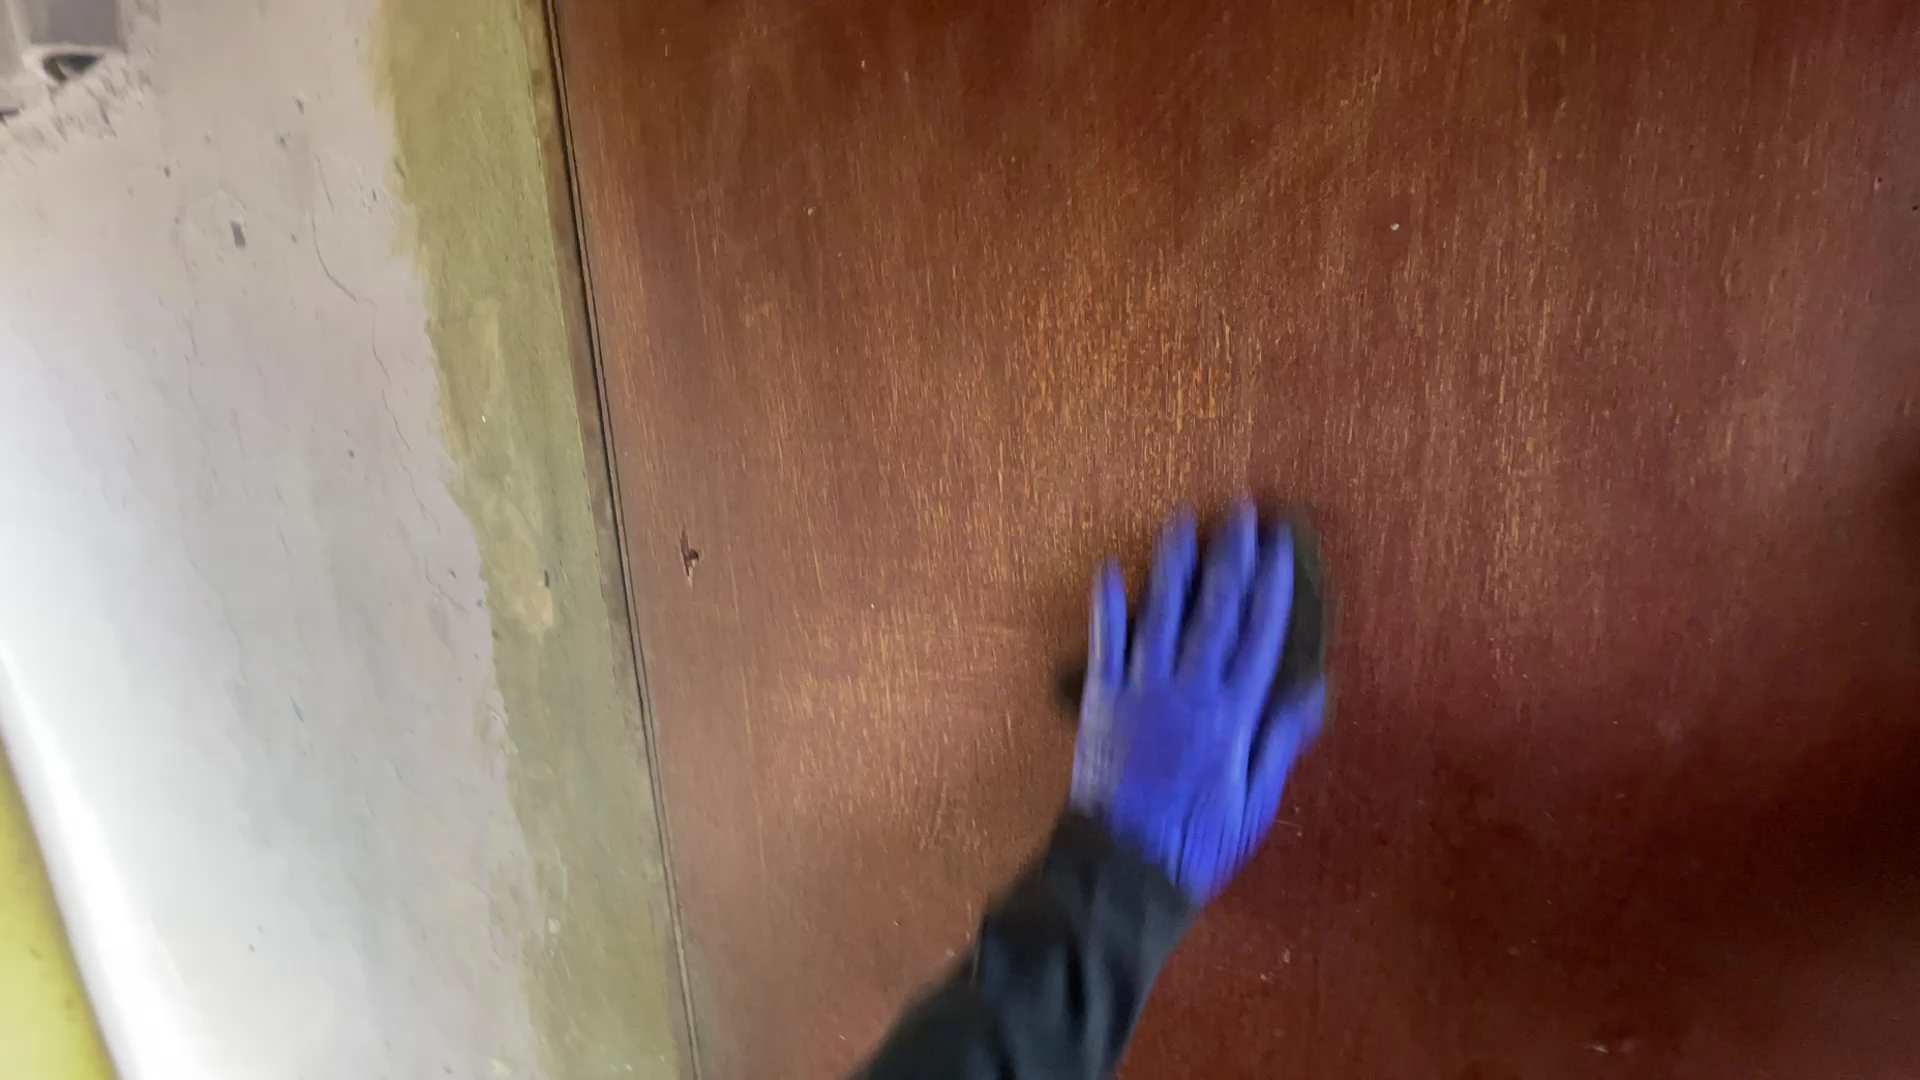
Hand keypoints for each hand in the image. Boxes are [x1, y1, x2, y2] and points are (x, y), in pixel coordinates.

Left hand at [1069, 502, 1327, 903]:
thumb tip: (1314, 687)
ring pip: (1162, 614)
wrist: (1125, 865)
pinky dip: (1108, 606)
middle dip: (1231, 556)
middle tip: (1240, 511)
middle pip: (1216, 611)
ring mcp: (1140, 688)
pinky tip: (1110, 568)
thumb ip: (1279, 739)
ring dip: (1173, 565)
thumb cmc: (1198, 839)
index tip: (1281, 543)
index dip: (1272, 584)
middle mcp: (1189, 689)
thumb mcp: (1255, 802)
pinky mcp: (1100, 696)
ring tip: (1182, 519)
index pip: (1260, 634)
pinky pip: (1105, 643)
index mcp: (1232, 713)